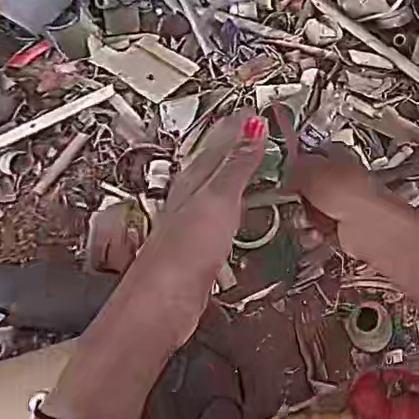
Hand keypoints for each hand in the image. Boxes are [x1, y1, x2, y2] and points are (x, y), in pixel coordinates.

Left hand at [106, 111, 267, 349]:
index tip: (257, 112)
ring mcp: (194, 224)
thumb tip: (254, 126)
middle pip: (216, 163)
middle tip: (258, 132)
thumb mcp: (218, 200)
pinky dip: (235, 206)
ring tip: (254, 165)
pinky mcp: (200, 249)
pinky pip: (222, 216)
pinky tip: (238, 213)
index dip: (239, 127)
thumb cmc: (183, 253)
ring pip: (218, 189)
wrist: (161, 307)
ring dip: (236, 174)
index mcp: (195, 180)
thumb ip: (238, 164)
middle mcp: (191, 198)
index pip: (220, 143)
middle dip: (237, 146)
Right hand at [270, 105, 394, 259]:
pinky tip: (317, 235)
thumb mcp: (314, 173)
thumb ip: (295, 169)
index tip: (283, 178)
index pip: (307, 157)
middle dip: (296, 198)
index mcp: (336, 158)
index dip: (293, 168)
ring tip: (309, 222)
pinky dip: (313, 234)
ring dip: (303, 219)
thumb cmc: (347, 194)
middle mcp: (338, 180)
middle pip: (304, 187)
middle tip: (296, 203)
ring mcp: (339, 205)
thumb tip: (283, 172)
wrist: (371, 229)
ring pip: (306, 210)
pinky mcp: (338, 229)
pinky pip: (314, 229)